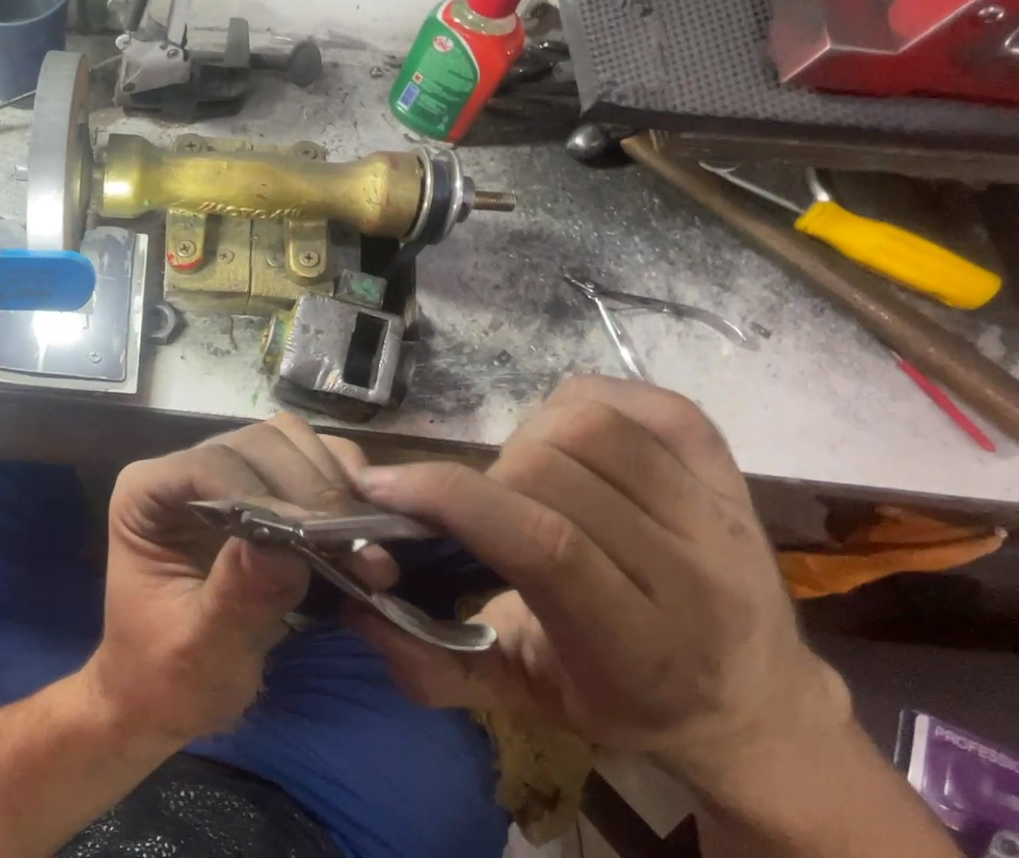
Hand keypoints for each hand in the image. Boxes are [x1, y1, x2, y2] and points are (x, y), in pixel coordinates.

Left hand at [85, 414, 397, 743]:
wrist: (160, 700)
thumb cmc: (166, 678)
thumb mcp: (201, 652)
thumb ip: (239, 596)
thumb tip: (285, 545)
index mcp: (144, 496)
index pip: (210, 464)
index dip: (266, 494)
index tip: (315, 542)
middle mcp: (181, 471)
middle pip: (260, 444)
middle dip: (311, 491)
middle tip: (358, 552)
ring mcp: (223, 476)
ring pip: (292, 444)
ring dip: (336, 488)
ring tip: (364, 550)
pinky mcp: (259, 493)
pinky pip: (311, 466)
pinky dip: (345, 493)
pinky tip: (364, 538)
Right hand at [345, 376, 850, 789]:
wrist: (753, 702)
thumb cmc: (621, 700)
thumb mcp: (519, 700)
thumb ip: (429, 663)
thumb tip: (351, 603)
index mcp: (635, 645)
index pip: (542, 543)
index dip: (451, 498)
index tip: (383, 487)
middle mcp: (691, 573)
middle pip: (559, 470)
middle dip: (486, 474)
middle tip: (477, 503)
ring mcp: (720, 515)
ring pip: (595, 425)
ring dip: (531, 436)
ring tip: (521, 473)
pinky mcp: (732, 474)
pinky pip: (649, 403)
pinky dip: (588, 404)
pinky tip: (568, 439)